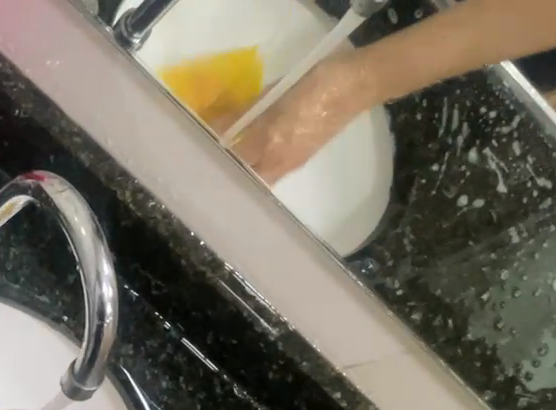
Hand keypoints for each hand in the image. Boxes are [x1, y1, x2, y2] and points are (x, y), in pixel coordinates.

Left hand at [219, 52, 376, 183]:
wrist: (358, 83)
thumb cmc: (315, 83)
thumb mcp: (275, 94)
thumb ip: (244, 114)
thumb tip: (217, 128)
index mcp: (271, 143)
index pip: (233, 161)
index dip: (214, 161)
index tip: (198, 161)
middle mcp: (278, 161)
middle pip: (243, 178)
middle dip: (224, 176)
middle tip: (206, 171)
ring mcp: (290, 164)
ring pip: (256, 180)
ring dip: (240, 177)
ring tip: (223, 170)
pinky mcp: (299, 162)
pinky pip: (270, 175)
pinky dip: (255, 172)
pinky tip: (247, 164)